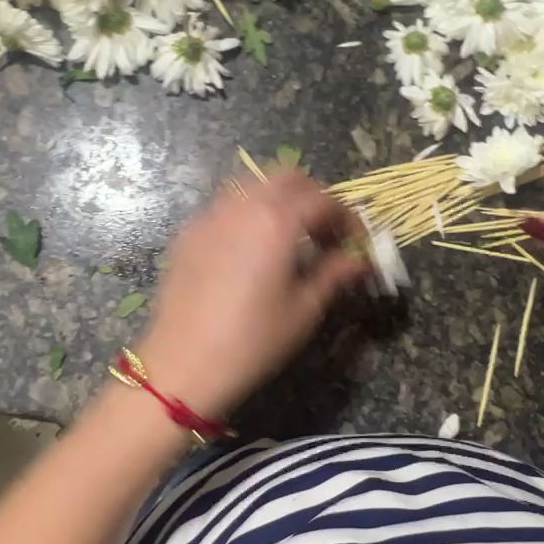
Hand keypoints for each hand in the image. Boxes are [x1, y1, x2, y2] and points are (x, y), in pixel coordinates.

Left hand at [132, 173, 369, 419]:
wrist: (183, 364)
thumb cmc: (252, 341)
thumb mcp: (304, 310)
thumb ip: (334, 274)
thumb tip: (359, 260)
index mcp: (276, 221)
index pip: (323, 200)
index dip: (347, 217)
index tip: (356, 242)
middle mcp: (242, 207)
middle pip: (286, 179)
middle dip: (313, 197)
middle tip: (325, 232)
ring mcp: (209, 217)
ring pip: (252, 187)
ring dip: (278, 201)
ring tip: (290, 238)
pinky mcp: (188, 234)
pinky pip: (225, 208)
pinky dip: (247, 215)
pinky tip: (251, 251)